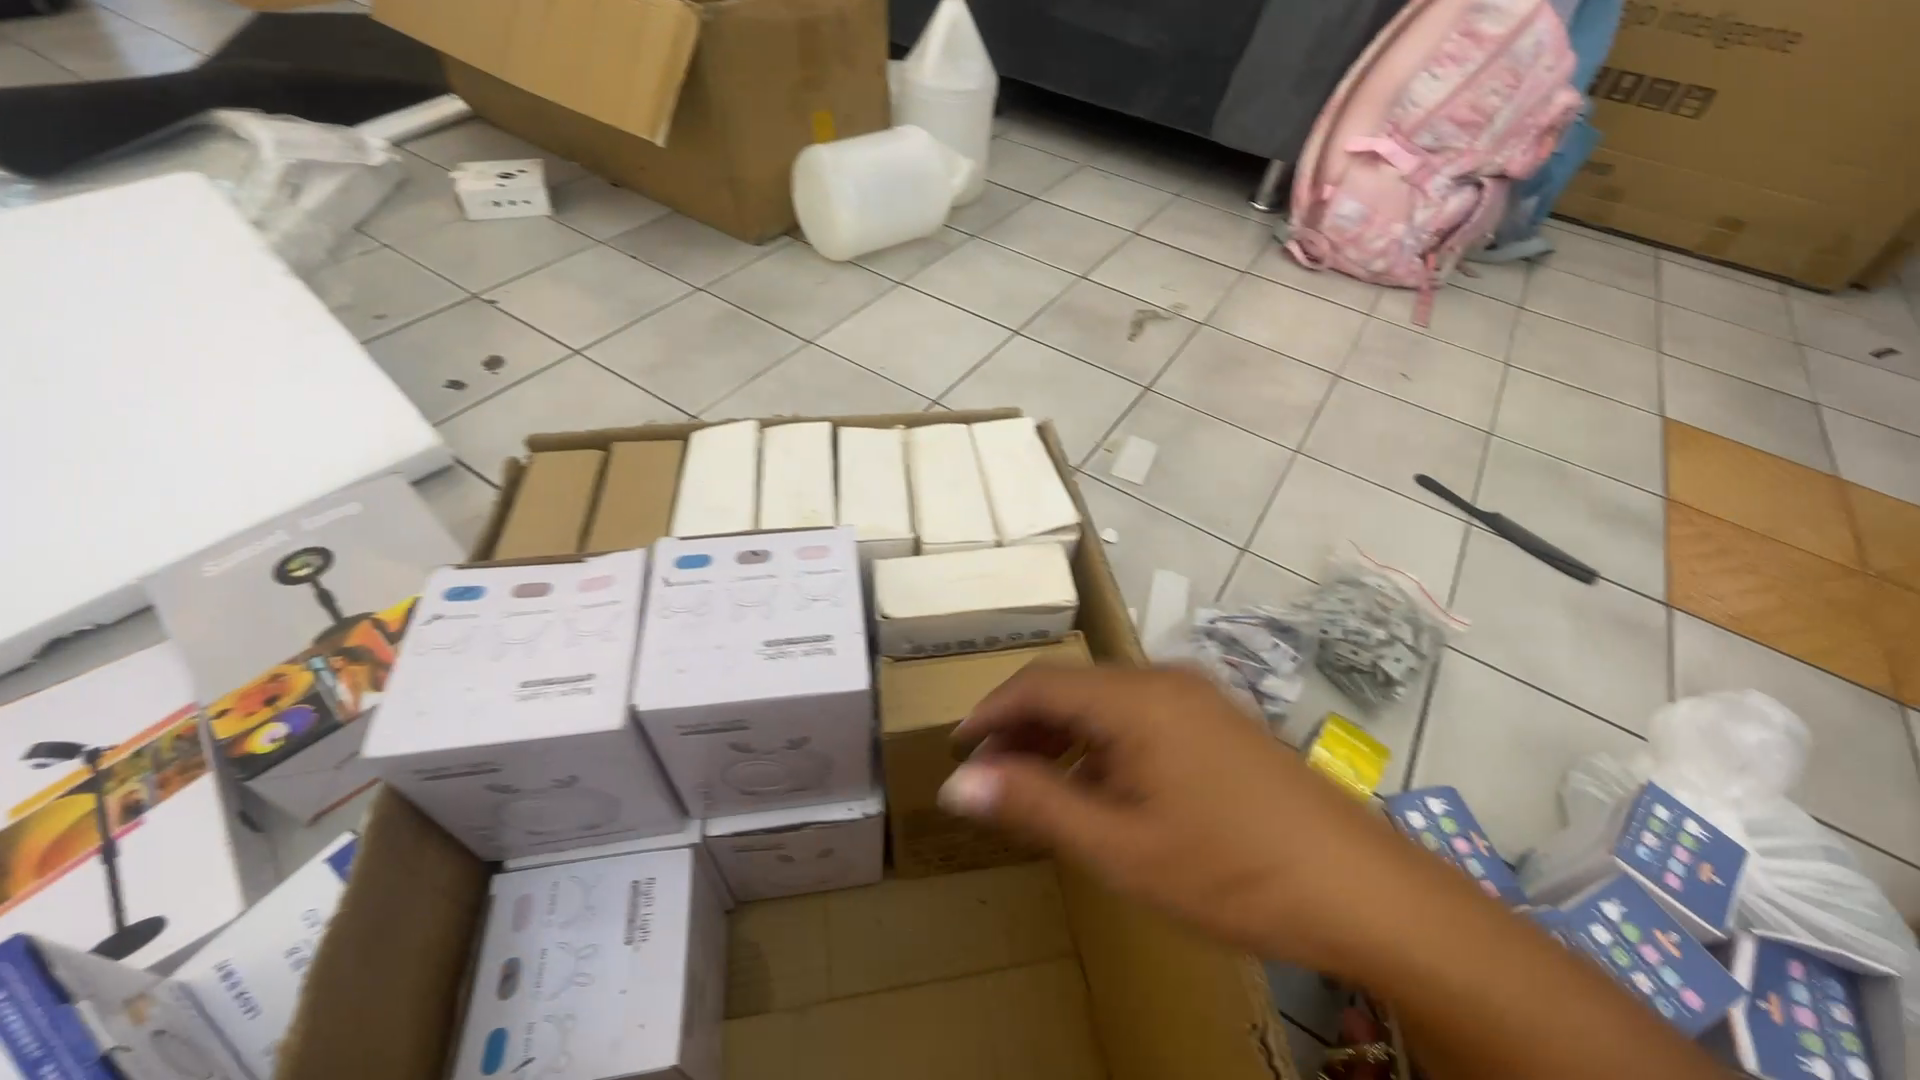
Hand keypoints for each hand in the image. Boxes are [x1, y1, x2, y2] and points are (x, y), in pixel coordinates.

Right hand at [939, 665, 1464, 974]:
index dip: (989, 711)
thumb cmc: (1232, 870)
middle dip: (1023, 726)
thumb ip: (1035, 805)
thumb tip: (959, 782)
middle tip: (989, 774)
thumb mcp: (1119, 846)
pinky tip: (1102, 789)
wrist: (1362, 889)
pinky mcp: (1223, 723)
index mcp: (1136, 699)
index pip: (1039, 683)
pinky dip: (1103, 744)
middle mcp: (1166, 681)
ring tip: (1036, 786)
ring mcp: (1202, 699)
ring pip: (1108, 702)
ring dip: (1063, 736)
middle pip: (1074, 687)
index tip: (956, 747)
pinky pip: (1142, 718)